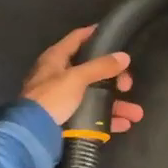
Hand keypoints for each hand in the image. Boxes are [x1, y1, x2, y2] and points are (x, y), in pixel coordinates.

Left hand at [21, 25, 144, 132]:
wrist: (32, 134)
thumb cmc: (52, 98)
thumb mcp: (77, 78)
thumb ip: (101, 66)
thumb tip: (124, 56)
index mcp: (55, 59)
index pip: (77, 38)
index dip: (94, 34)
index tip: (114, 34)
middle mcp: (59, 76)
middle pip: (93, 71)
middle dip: (115, 79)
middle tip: (128, 86)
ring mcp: (64, 98)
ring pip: (96, 96)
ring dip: (117, 104)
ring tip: (135, 114)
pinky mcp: (68, 118)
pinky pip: (92, 115)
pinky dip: (108, 119)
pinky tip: (124, 124)